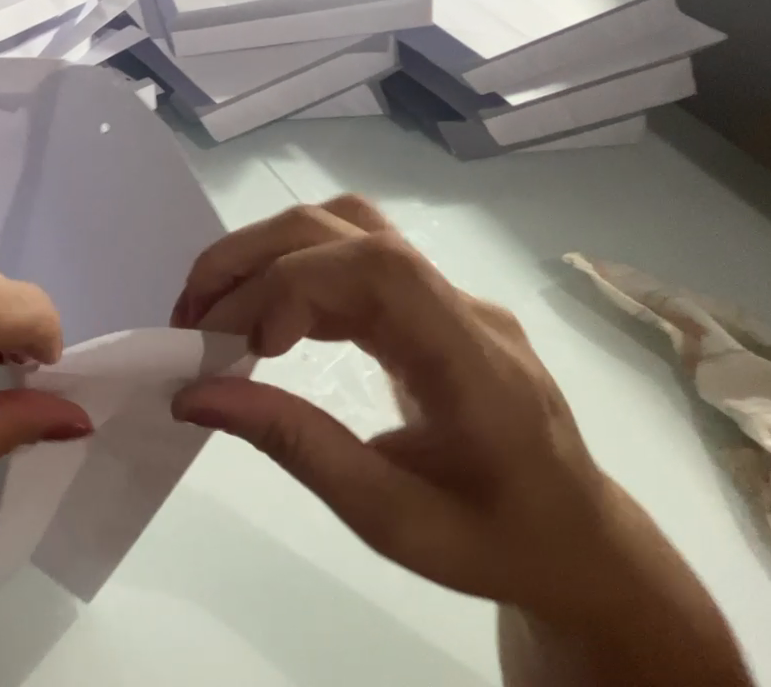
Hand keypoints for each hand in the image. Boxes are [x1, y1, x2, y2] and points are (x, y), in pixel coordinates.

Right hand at [168, 197, 749, 686]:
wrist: (578, 544)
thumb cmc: (493, 540)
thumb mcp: (388, 516)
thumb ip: (293, 444)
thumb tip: (193, 394)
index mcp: (473, 357)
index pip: (373, 269)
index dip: (287, 287)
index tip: (238, 348)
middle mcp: (461, 304)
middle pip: (343, 227)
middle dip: (250, 258)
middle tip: (192, 317)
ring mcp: (446, 295)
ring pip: (340, 227)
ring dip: (262, 254)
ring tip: (214, 309)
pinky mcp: (425, 301)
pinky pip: (345, 256)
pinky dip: (285, 274)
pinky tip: (260, 322)